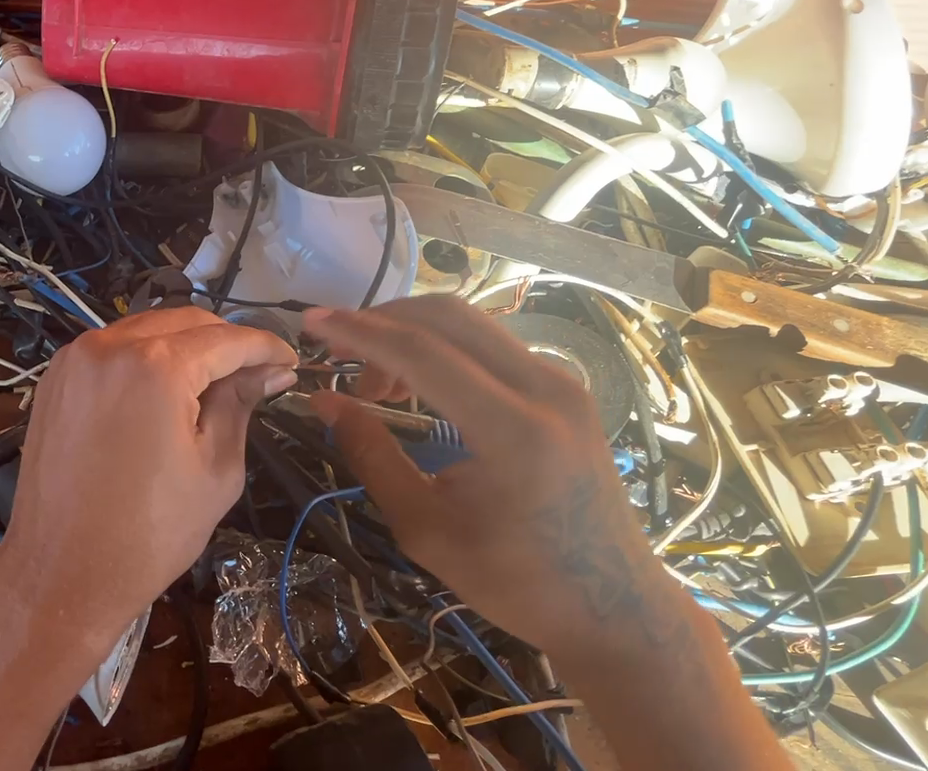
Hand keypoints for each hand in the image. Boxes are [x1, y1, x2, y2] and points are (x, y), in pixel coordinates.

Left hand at [0, 307, 297, 641]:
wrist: (61, 571)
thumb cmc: (150, 533)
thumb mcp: (216, 470)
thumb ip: (241, 405)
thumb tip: (270, 371)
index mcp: (155, 366)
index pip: (226, 339)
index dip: (265, 346)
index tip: (291, 360)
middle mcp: (110, 345)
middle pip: (184, 322)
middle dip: (225, 341)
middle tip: (256, 373)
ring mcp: (75, 358)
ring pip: (145, 329)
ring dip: (184, 346)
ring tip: (214, 382)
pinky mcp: (55, 377)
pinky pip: (111, 349)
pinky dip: (144, 356)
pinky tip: (163, 389)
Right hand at [304, 298, 678, 663]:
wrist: (618, 610)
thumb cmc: (517, 581)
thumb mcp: (424, 528)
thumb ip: (371, 455)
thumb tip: (324, 400)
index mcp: (513, 430)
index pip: (421, 352)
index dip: (357, 331)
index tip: (309, 321)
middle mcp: (545, 390)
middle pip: (446, 317)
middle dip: (380, 321)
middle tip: (335, 352)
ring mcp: (562, 384)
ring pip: (467, 323)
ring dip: (408, 334)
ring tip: (374, 383)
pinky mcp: (564, 388)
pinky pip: (487, 343)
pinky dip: (439, 347)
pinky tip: (414, 383)